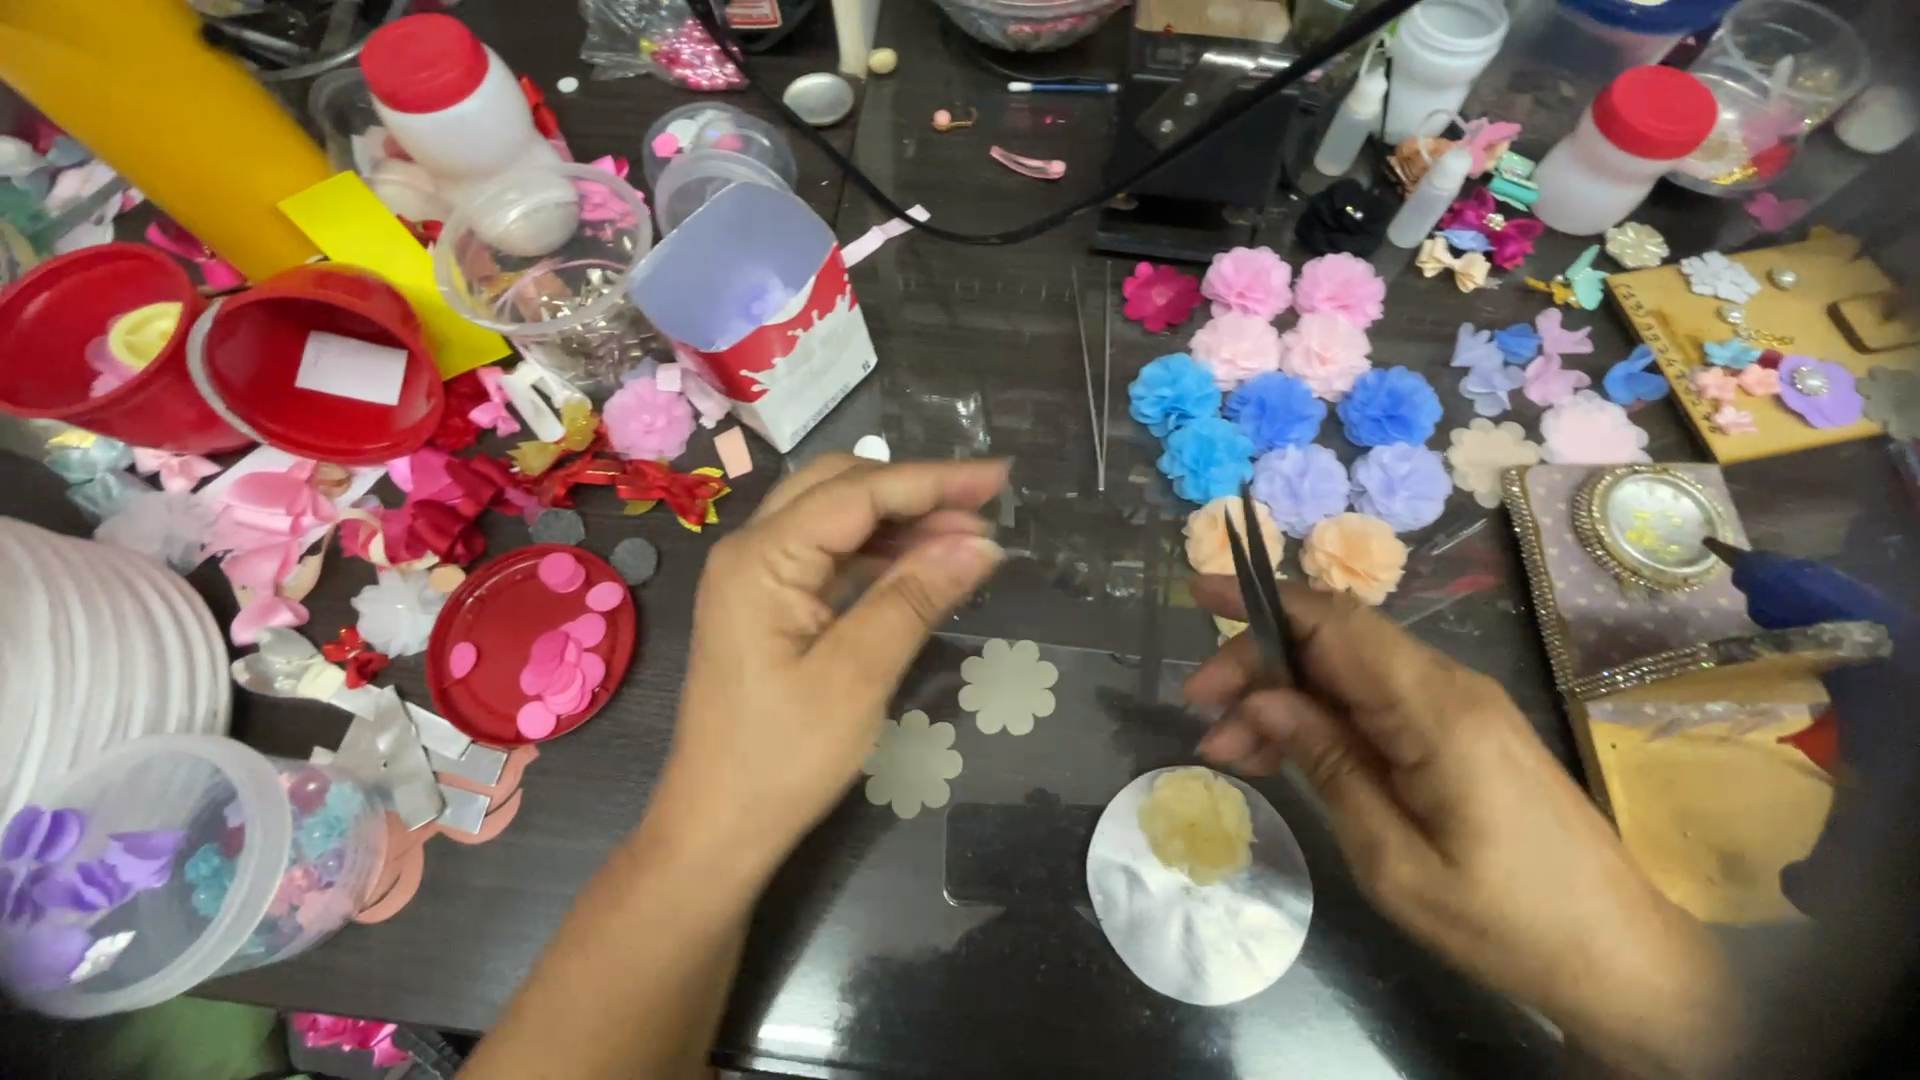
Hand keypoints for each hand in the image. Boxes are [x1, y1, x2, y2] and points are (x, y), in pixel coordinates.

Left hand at [656, 455, 1008, 875]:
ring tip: (967, 542)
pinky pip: (831, 556)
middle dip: (914, 491)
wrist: (720, 826)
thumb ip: (915, 598)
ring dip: (901, 521)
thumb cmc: (783, 758)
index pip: (858, 492)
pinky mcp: (770, 605)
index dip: (933, 480)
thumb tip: (981, 545)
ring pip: (836, 519)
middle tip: (983, 512)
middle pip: (840, 487)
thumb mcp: (858, 676)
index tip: (998, 477)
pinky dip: (880, 554)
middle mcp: (752, 550)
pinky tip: (923, 567)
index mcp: (762, 558)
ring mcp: (757, 577)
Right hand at [1185, 576, 1734, 1079]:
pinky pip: (1367, 702)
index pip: (1332, 622)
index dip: (1262, 597)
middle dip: (1255, 667)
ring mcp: (1453, 706)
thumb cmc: (1507, 922)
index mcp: (1435, 710)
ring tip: (1232, 752)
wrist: (1626, 962)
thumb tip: (1260, 698)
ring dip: (1279, 700)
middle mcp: (1445, 688)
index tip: (1199, 592)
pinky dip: (1314, 719)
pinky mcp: (1453, 730)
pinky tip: (1278, 756)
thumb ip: (1325, 763)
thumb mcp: (1391, 858)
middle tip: (1204, 718)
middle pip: (1328, 642)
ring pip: (1341, 672)